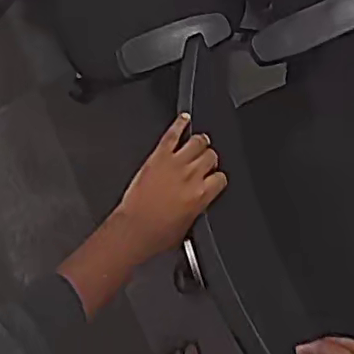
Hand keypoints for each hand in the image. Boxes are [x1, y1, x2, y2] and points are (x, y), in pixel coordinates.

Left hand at [59, 114, 226, 318]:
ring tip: (199, 142)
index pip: (221, 177)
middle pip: (211, 156)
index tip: (213, 178)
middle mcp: (191, 176)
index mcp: (201, 195)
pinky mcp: (158, 156)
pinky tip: (184, 119)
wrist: (132, 231)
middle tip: (204, 162)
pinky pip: (173, 133)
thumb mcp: (188, 225)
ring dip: (200, 141)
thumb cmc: (156, 234)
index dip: (217, 178)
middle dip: (209, 159)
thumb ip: (199, 205)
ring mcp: (175, 163)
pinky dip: (180, 123)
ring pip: (198, 141)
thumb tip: (201, 197)